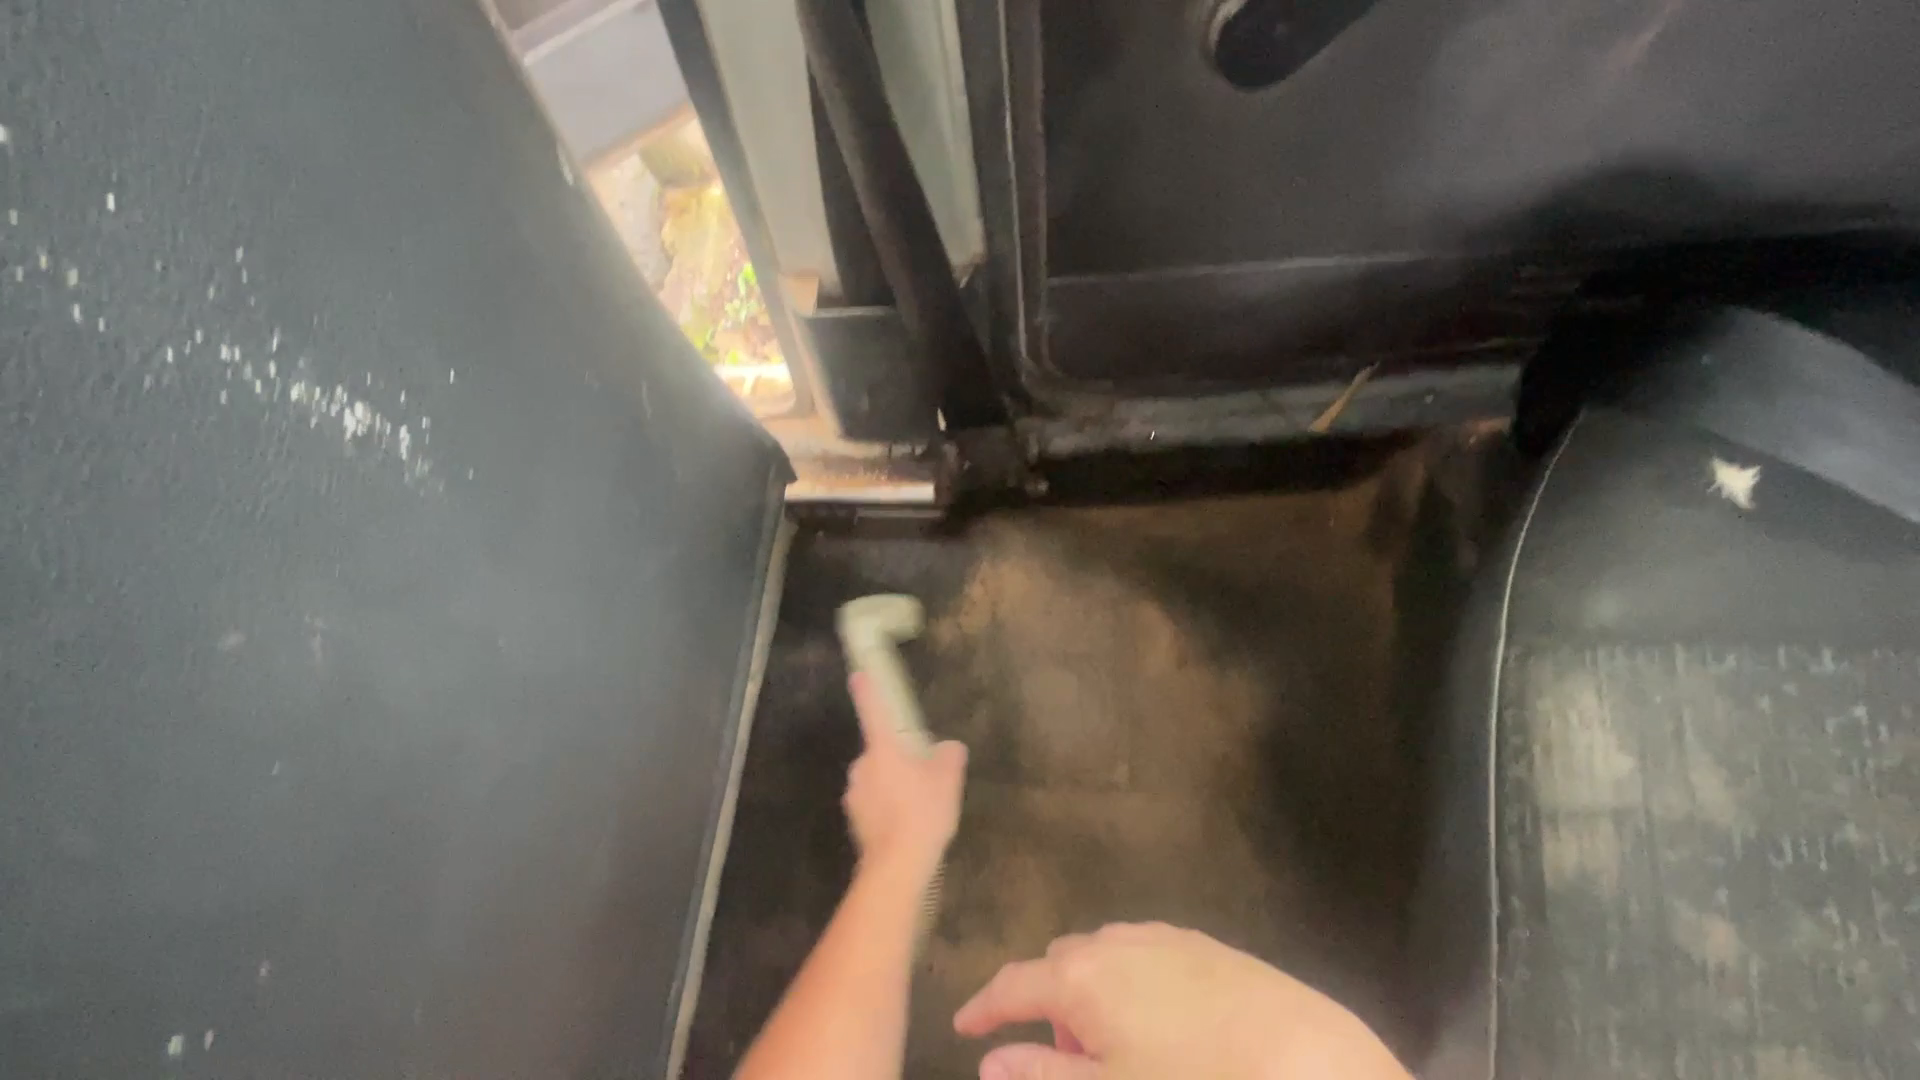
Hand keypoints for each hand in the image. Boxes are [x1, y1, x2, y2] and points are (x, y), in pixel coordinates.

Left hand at [843, 673, 967, 880]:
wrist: (897, 864)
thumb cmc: (923, 812)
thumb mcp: (949, 779)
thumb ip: (950, 756)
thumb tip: (949, 747)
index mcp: (883, 748)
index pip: (873, 711)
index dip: (867, 691)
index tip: (858, 675)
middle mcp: (862, 765)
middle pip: (881, 752)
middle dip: (898, 760)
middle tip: (924, 778)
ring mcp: (853, 793)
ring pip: (877, 779)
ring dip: (892, 786)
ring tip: (917, 808)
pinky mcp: (853, 818)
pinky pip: (873, 803)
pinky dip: (886, 808)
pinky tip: (905, 825)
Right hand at [954, 923, 1412, 1079]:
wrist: (1303, 1059)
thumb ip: (1042, 1072)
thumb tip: (989, 1063)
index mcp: (1080, 977)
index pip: (1013, 984)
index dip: (984, 1006)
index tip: (963, 1025)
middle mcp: (1111, 942)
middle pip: (1056, 963)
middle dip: (1045, 1003)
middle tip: (1061, 1055)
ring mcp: (1158, 936)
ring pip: (1100, 954)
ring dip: (1089, 991)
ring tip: (1112, 1044)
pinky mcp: (1199, 941)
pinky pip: (1140, 951)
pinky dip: (1126, 979)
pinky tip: (1156, 1017)